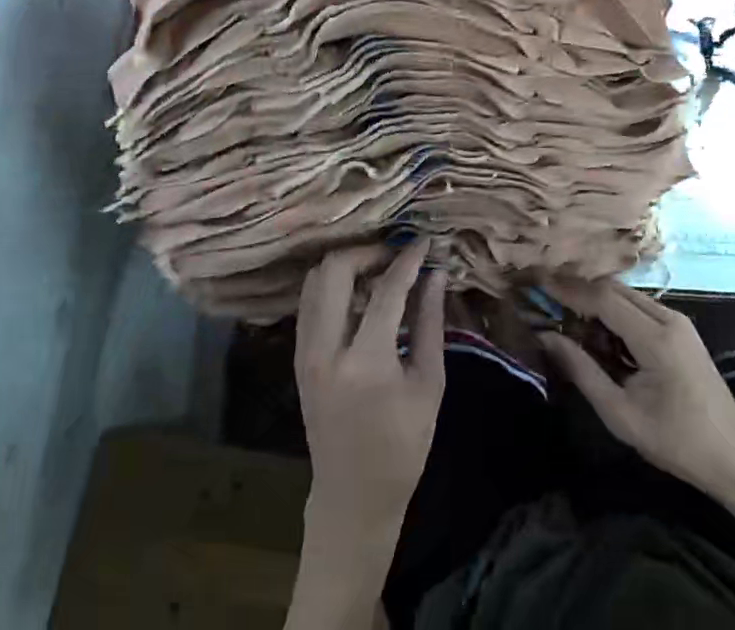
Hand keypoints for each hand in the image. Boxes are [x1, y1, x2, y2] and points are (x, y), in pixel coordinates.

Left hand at [295, 239, 446, 532]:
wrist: (353, 492)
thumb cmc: (404, 445)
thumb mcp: (429, 383)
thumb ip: (430, 323)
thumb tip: (437, 274)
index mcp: (366, 362)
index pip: (386, 290)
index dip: (409, 259)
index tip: (425, 242)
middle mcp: (325, 350)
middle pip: (335, 270)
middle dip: (368, 251)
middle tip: (397, 254)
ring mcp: (304, 353)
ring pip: (315, 281)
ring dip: (348, 265)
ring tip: (380, 270)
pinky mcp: (297, 357)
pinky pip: (310, 302)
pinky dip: (333, 286)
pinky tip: (360, 293)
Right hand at [539, 279, 734, 505]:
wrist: (734, 457)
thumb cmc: (675, 442)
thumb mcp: (620, 413)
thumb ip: (582, 371)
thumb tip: (547, 338)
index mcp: (657, 338)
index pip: (604, 298)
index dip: (569, 289)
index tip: (538, 283)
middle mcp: (670, 319)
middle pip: (615, 289)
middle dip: (579, 290)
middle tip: (544, 296)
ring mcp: (680, 323)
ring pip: (628, 296)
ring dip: (596, 301)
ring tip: (563, 313)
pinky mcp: (682, 332)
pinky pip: (640, 309)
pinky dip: (614, 312)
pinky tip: (596, 329)